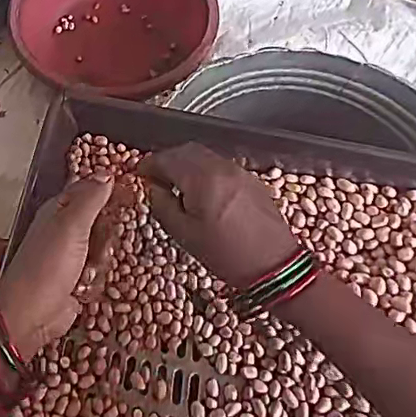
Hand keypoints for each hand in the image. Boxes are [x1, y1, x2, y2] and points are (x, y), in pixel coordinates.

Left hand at [0, 175, 114, 358]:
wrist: (32, 315)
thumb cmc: (46, 267)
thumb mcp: (70, 226)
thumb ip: (90, 199)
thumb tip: (107, 173)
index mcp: (60, 208)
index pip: (91, 188)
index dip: (110, 190)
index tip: (131, 195)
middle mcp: (67, 228)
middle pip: (105, 220)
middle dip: (108, 235)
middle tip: (99, 246)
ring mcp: (74, 254)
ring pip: (107, 248)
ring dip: (102, 262)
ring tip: (86, 272)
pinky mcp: (81, 277)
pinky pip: (103, 271)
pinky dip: (97, 280)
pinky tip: (84, 287)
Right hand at [138, 144, 301, 286]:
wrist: (276, 265)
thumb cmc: (226, 254)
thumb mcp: (183, 234)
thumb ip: (162, 205)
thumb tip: (154, 188)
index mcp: (202, 179)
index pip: (167, 159)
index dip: (149, 165)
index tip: (140, 174)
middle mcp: (221, 168)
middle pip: (186, 151)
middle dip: (167, 160)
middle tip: (155, 177)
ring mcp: (239, 172)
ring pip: (204, 155)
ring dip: (186, 164)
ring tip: (176, 185)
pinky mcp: (251, 180)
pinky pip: (220, 165)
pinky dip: (204, 170)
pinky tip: (200, 191)